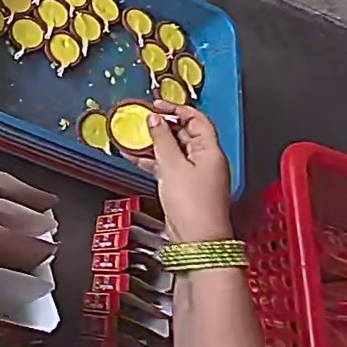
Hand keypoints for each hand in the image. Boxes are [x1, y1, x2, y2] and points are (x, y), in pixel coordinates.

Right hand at [124, 101, 233, 241]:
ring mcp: (195, 174)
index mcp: (210, 151)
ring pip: (174, 150)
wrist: (197, 241)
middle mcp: (206, 160)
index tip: (157, 105)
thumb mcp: (172, 166)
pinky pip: (168, 165)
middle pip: (185, 133)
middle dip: (163, 125)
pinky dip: (153, 160)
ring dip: (155, 143)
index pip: (197, 119)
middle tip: (144, 120)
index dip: (177, 108)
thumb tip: (155, 120)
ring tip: (135, 138)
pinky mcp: (185, 186)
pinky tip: (136, 157)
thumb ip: (162, 140)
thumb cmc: (194, 207)